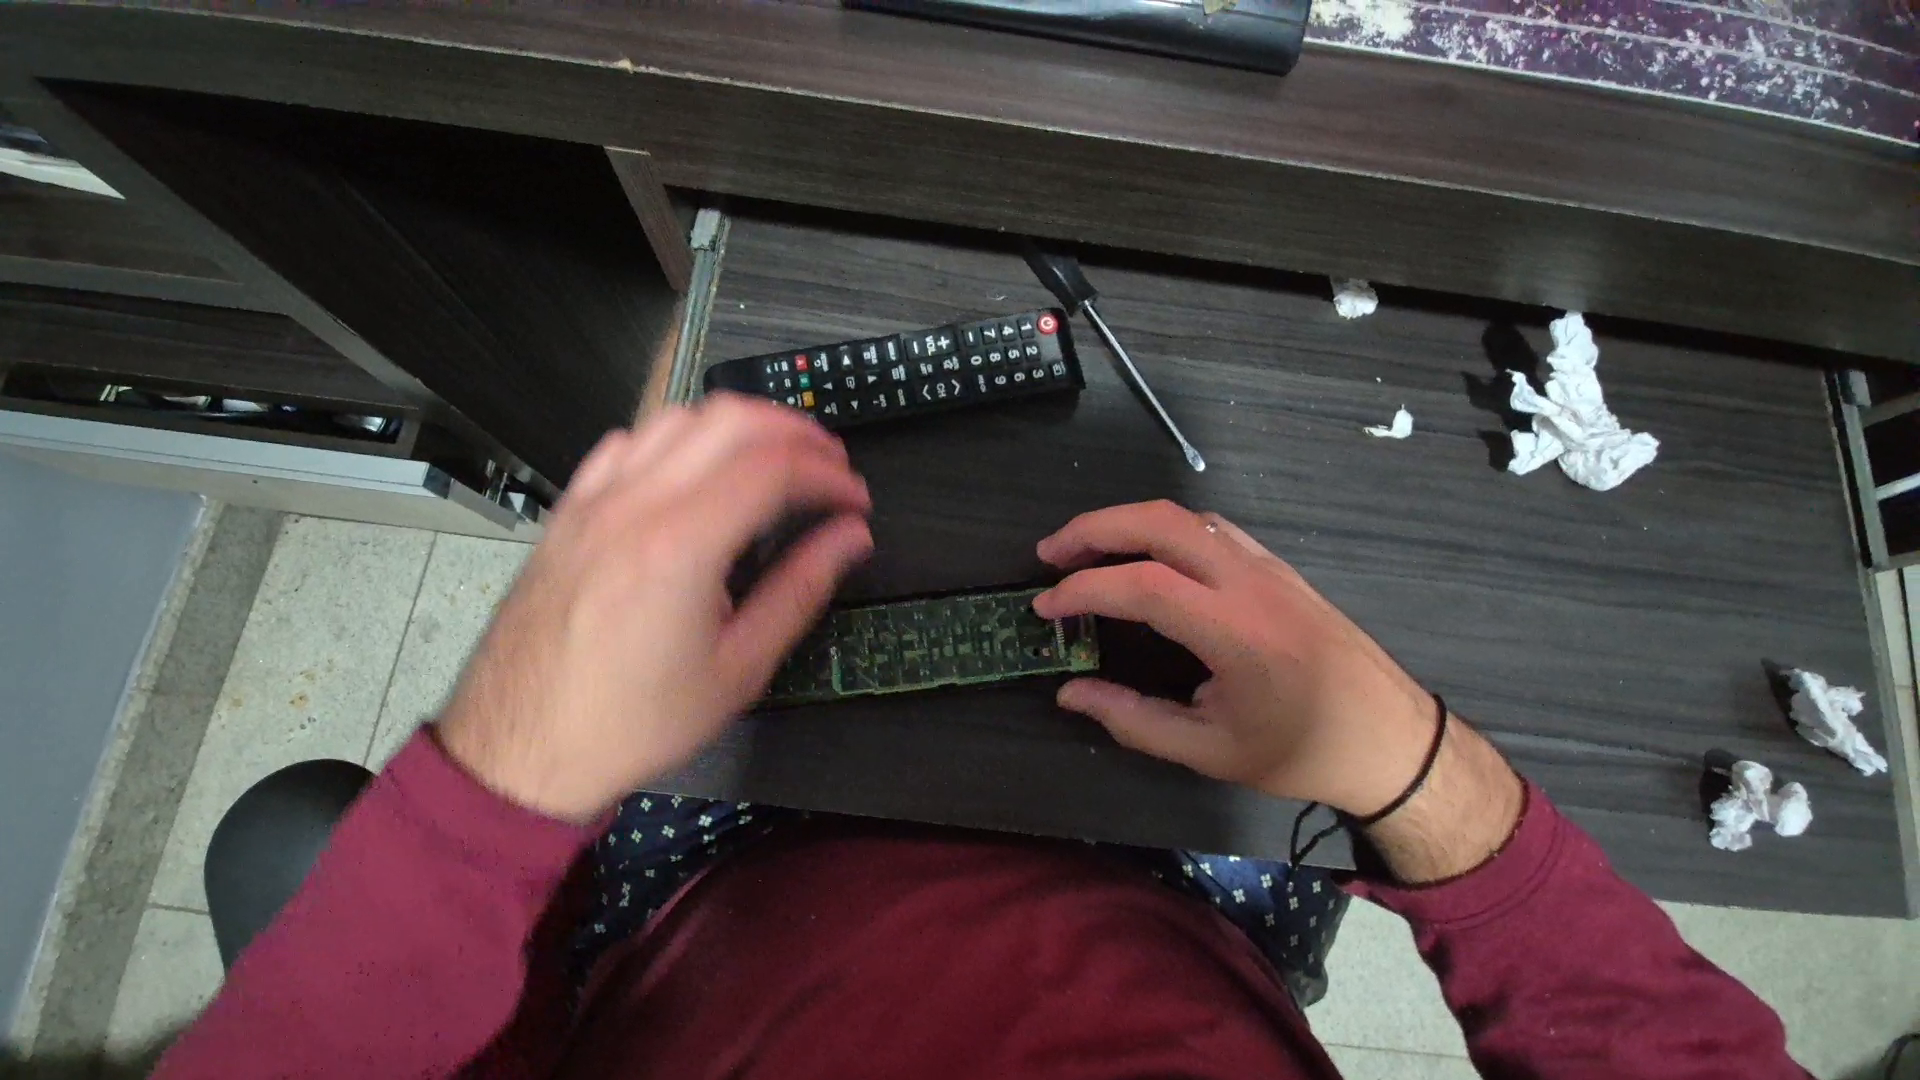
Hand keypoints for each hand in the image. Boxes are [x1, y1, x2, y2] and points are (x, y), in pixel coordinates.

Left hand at [437, 395, 872, 822]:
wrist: (520, 748)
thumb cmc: (637, 720)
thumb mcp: (739, 668)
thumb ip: (802, 589)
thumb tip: (851, 537)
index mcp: (682, 545)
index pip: (774, 468)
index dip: (829, 474)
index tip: (856, 501)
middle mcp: (635, 503)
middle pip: (731, 420)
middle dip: (796, 431)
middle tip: (830, 465)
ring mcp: (595, 500)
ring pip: (678, 417)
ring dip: (740, 425)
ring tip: (776, 458)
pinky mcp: (570, 509)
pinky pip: (630, 441)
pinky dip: (680, 437)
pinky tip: (698, 469)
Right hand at [1031, 500, 1440, 817]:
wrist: (1393, 739)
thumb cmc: (1302, 752)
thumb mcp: (1210, 752)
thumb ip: (1133, 719)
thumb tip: (1069, 692)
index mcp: (1235, 630)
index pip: (1140, 586)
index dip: (1081, 590)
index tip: (1046, 608)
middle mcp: (1249, 581)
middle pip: (1159, 523)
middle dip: (1093, 529)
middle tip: (1050, 554)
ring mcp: (1267, 566)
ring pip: (1185, 516)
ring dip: (1127, 523)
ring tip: (1086, 550)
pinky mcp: (1277, 566)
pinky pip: (1210, 528)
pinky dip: (1163, 530)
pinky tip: (1145, 556)